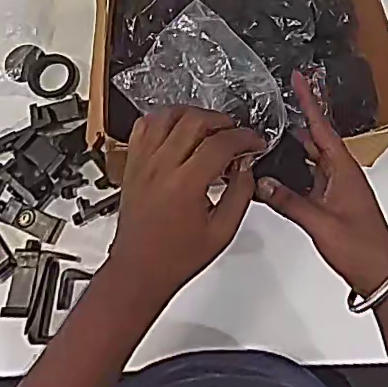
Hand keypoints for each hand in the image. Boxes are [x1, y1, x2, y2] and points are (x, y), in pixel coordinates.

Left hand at [105, 107, 262, 304]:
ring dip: (193, 115)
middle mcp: (161, 168)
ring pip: (167, 115)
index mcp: (185, 185)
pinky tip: (177, 129)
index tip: (254, 141)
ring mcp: (143, 163)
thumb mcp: (222, 232)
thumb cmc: (174, 258)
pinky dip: (163, 120)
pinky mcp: (133, 163)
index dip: (245, 137)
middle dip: (223, 121)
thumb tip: (246, 166)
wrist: (138, 272)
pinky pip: (144, 125)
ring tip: (208, 127)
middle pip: (195, 120)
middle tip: (234, 134)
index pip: (221, 143)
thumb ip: (240, 193)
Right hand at [254, 71, 387, 295]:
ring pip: (312, 157)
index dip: (309, 100)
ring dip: (295, 146)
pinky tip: (280, 173)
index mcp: (343, 168)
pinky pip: (312, 176)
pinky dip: (296, 169)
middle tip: (280, 100)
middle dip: (299, 118)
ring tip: (273, 133)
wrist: (379, 272)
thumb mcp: (320, 222)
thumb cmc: (361, 246)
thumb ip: (288, 201)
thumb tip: (263, 182)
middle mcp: (342, 171)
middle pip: (315, 137)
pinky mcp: (334, 199)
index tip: (299, 79)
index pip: (321, 126)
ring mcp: (338, 185)